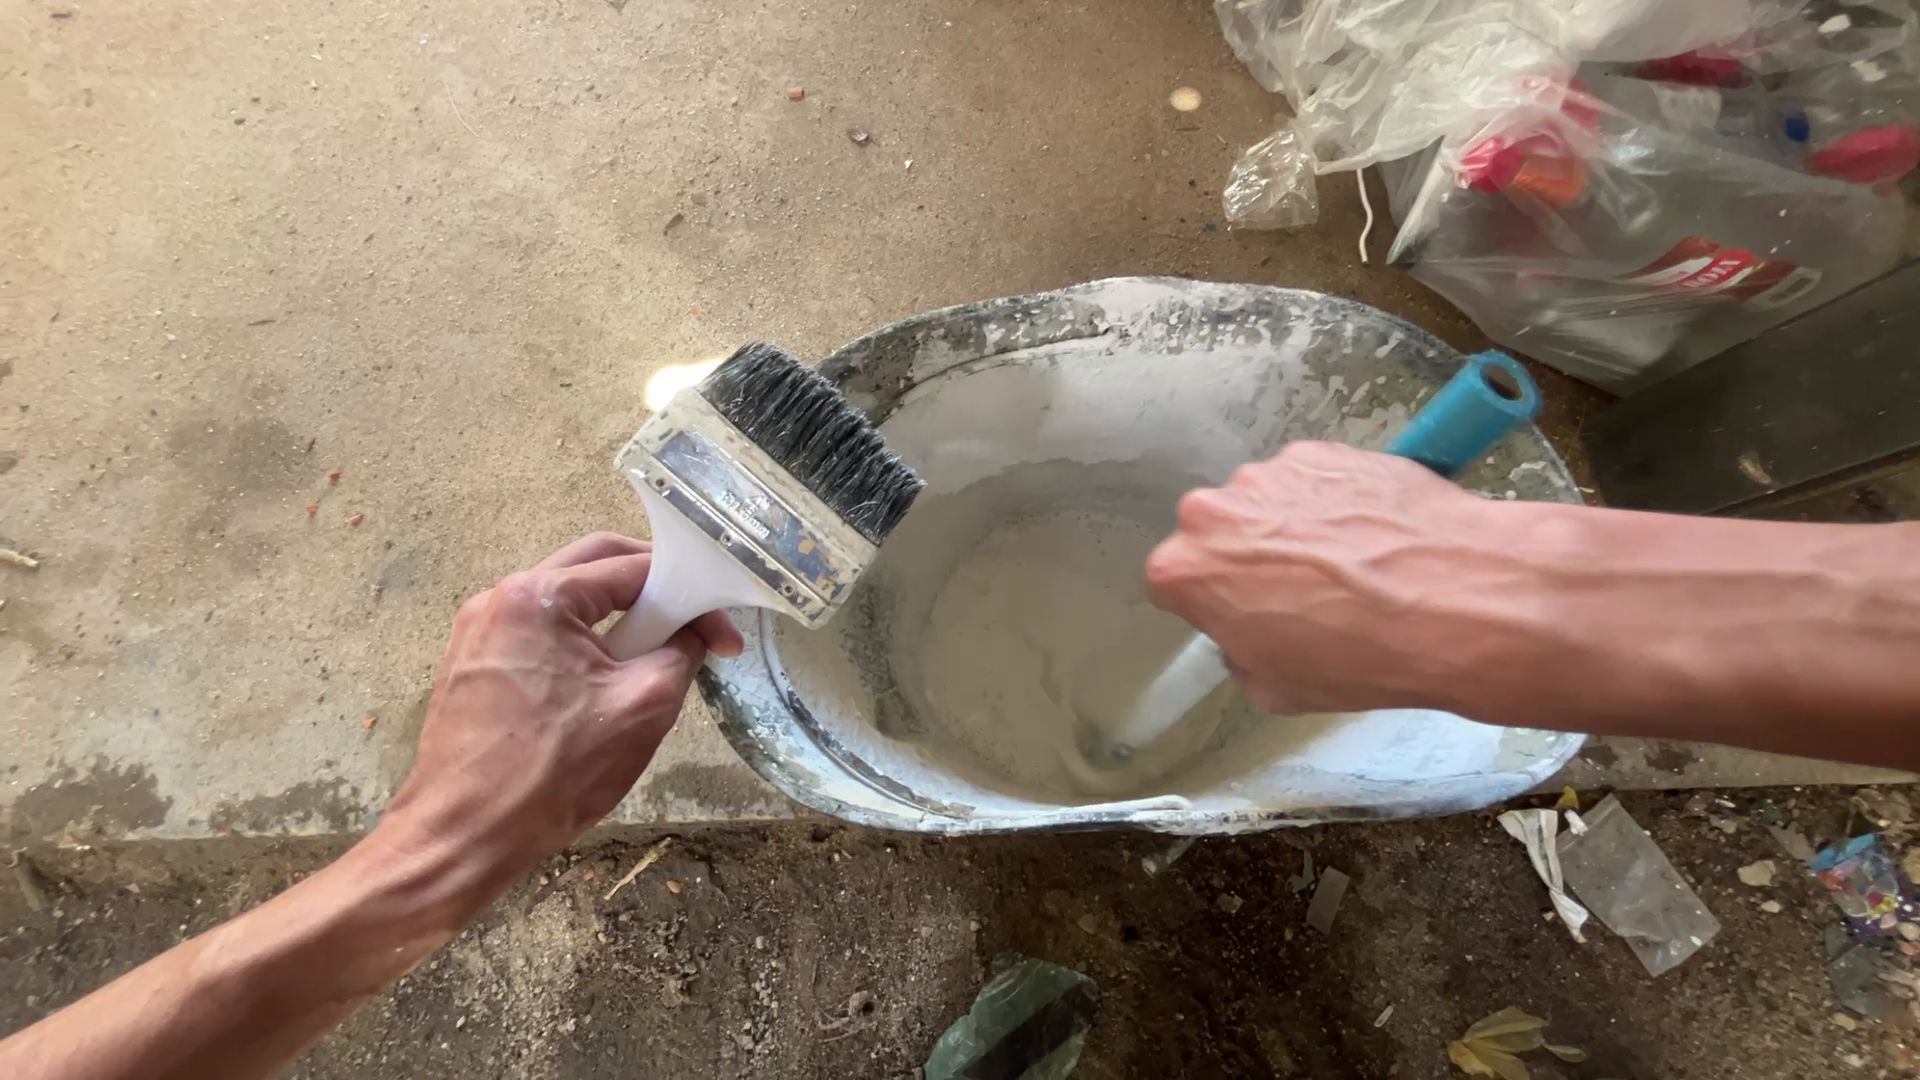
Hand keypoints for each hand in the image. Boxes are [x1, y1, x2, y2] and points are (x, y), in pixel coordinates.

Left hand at [381, 533, 742, 890]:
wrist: (463, 840)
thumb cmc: (558, 770)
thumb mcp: (647, 703)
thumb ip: (683, 650)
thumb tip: (693, 634)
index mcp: (541, 596)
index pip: (636, 568)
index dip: (693, 596)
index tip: (725, 637)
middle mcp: (503, 597)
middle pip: (598, 564)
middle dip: (656, 585)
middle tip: (696, 618)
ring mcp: (481, 629)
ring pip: (571, 597)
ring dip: (622, 612)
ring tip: (659, 649)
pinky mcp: (475, 661)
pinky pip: (546, 627)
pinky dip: (588, 636)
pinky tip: (611, 672)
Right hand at [1145, 441, 1509, 714]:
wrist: (1459, 600)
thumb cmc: (1355, 657)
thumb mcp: (1274, 688)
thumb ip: (1238, 651)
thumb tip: (1250, 631)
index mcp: (1183, 569)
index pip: (1173, 581)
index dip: (1209, 600)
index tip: (1243, 613)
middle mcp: (1210, 510)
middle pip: (1213, 533)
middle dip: (1241, 555)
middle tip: (1295, 585)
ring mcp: (1267, 473)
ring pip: (1261, 502)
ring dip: (1285, 524)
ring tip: (1344, 557)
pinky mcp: (1320, 451)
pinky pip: (1309, 480)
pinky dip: (1327, 500)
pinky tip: (1369, 531)